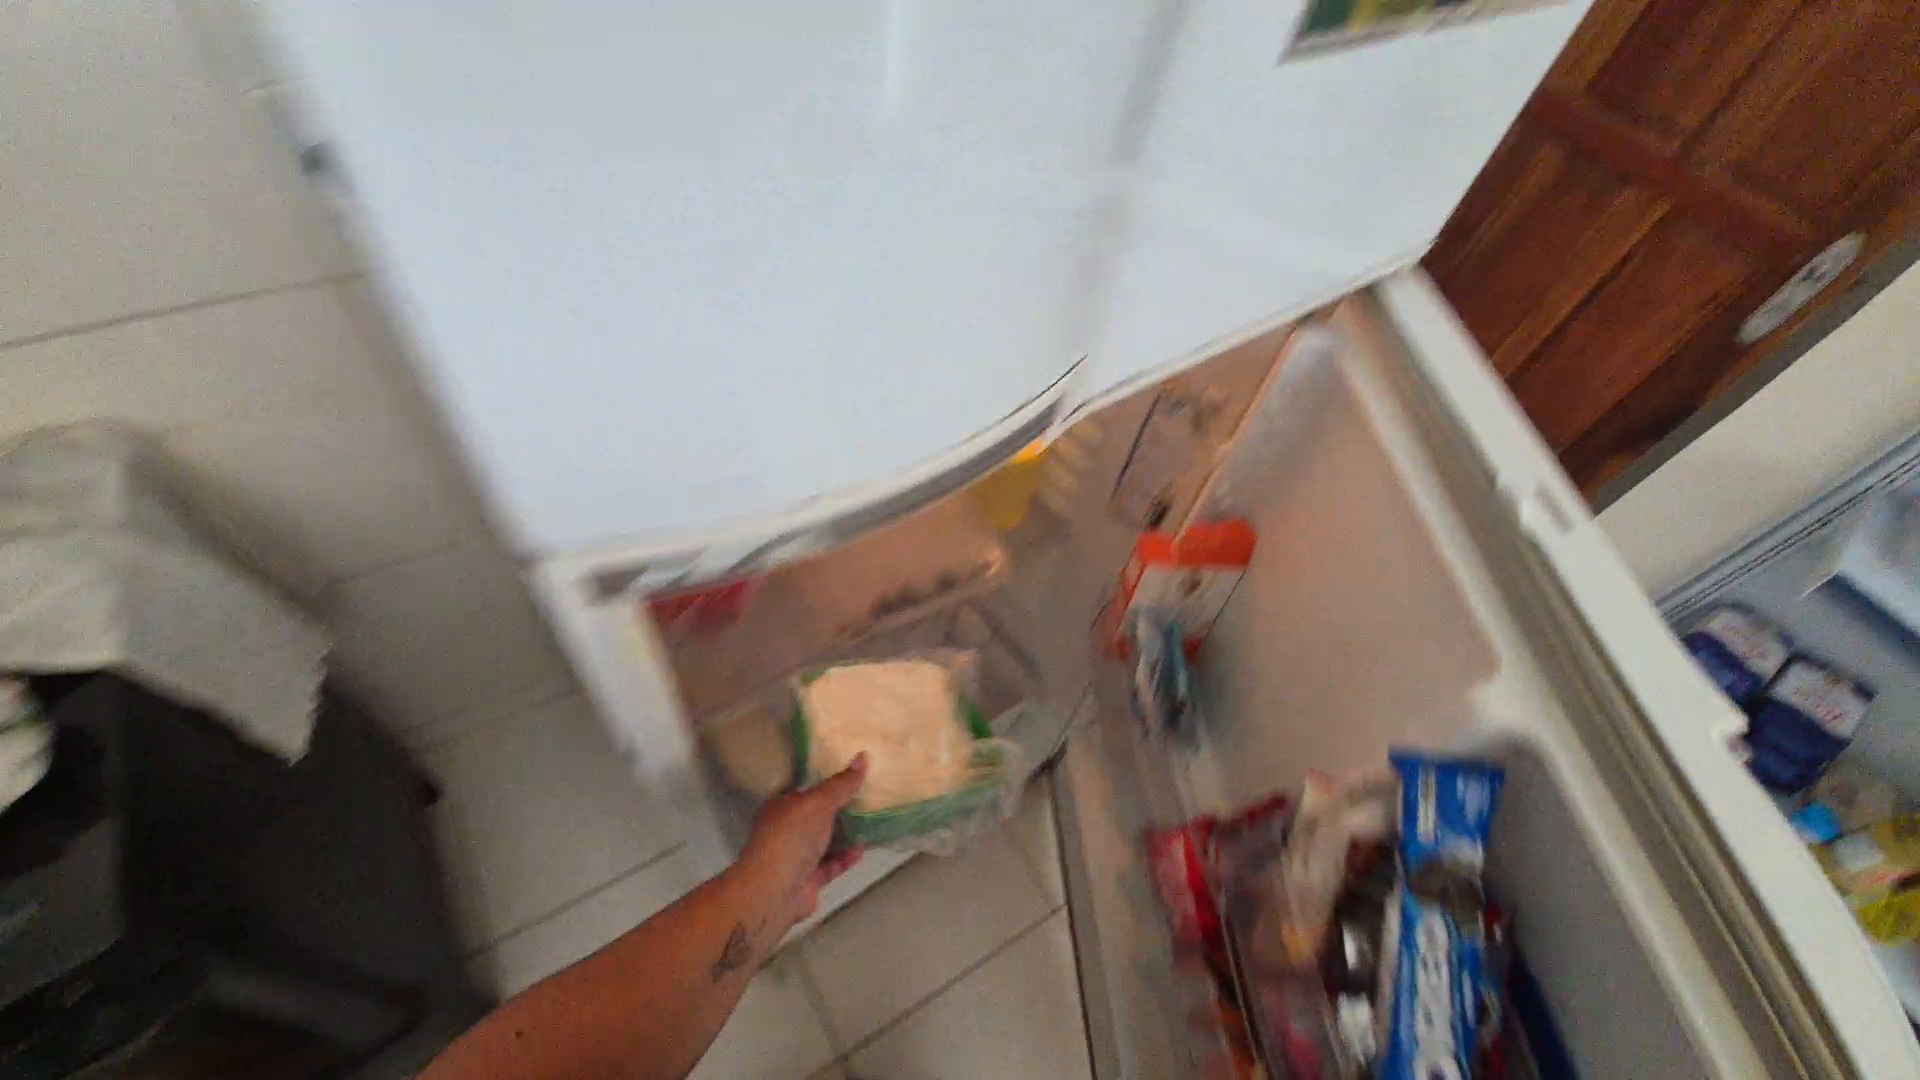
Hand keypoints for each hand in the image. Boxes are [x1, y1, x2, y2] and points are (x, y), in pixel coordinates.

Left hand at [740, 755, 867, 934]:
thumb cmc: (792, 835)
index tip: (850, 777)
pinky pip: (831, 865)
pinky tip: (863, 849)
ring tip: (871, 823)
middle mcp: (784, 831)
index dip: (825, 784)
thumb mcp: (819, 801)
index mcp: (780, 807)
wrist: (776, 890)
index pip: (803, 791)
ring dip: (845, 836)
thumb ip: (842, 783)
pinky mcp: (808, 880)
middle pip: (816, 817)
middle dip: (839, 811)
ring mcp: (795, 858)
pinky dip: (846, 858)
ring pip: (824, 843)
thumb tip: (863, 756)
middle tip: (867, 799)